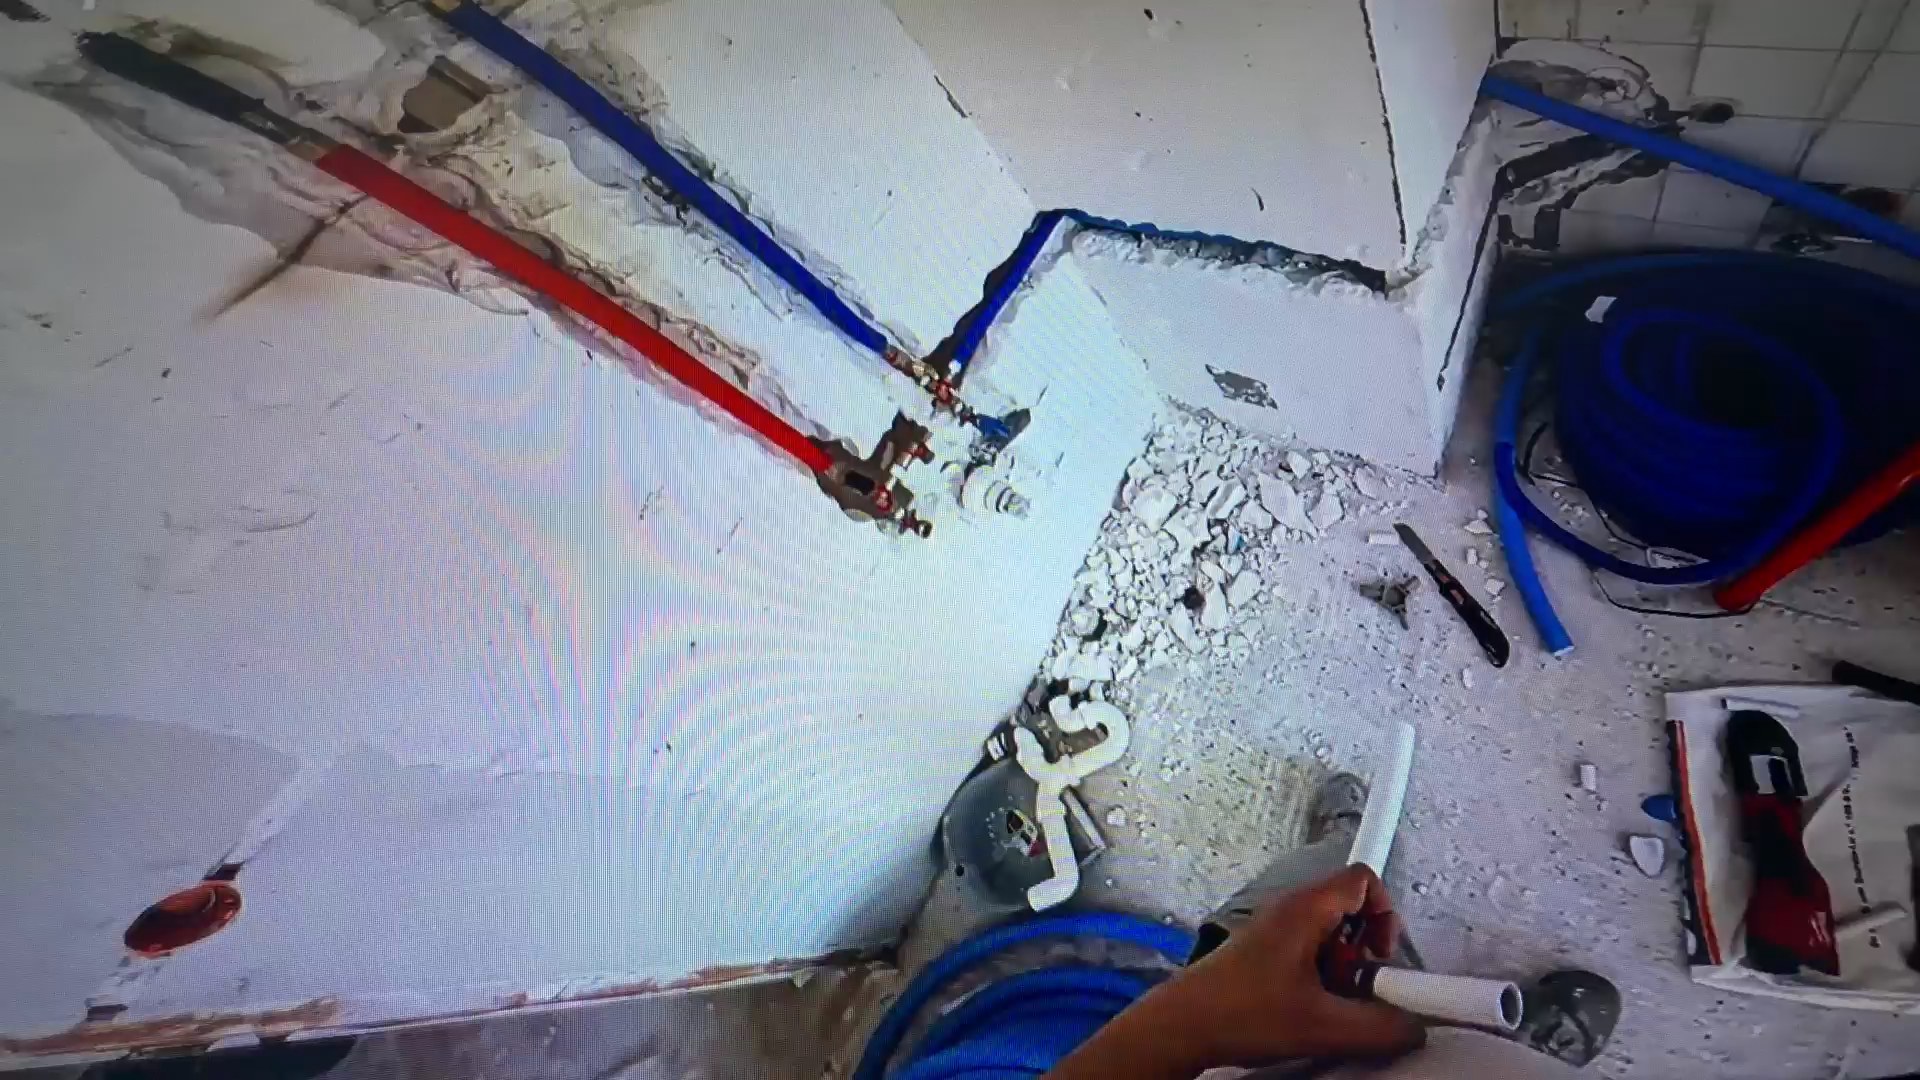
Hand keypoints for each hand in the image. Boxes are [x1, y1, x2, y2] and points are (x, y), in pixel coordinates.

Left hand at [1152, 864, 1426, 1066]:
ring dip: (1346, 968)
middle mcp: (1291, 908)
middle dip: (1368, 951)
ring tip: (1331, 1002)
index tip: (1383, 958)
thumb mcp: (1327, 1025)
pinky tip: (1313, 1007)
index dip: (1386, 914)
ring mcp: (1278, 927)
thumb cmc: (1243, 1010)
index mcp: (1304, 908)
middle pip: (1352, 908)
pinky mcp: (1270, 948)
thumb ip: (1384, 1024)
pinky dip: (1325, 975)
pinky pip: (1314, 950)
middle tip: (1357, 986)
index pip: (1362, 879)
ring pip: (1334, 934)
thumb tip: (1415, 1023)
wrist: (1190, 1020)